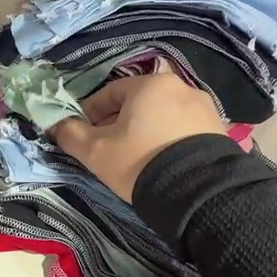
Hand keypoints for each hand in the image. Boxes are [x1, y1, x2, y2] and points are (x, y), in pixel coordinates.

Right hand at [49, 73, 225, 201]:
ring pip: (160, 116)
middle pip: (137, 103)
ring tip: (134, 157)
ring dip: (143, 131)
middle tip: (106, 148)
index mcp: (150, 84)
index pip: (108, 93)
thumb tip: (57, 125)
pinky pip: (182, 129)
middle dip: (117, 122)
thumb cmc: (139, 161)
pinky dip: (166, 139)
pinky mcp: (219, 130)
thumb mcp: (94, 151)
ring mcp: (205, 108)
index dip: (89, 113)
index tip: (82, 135)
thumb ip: (70, 133)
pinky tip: (160, 161)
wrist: (197, 191)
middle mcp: (181, 87)